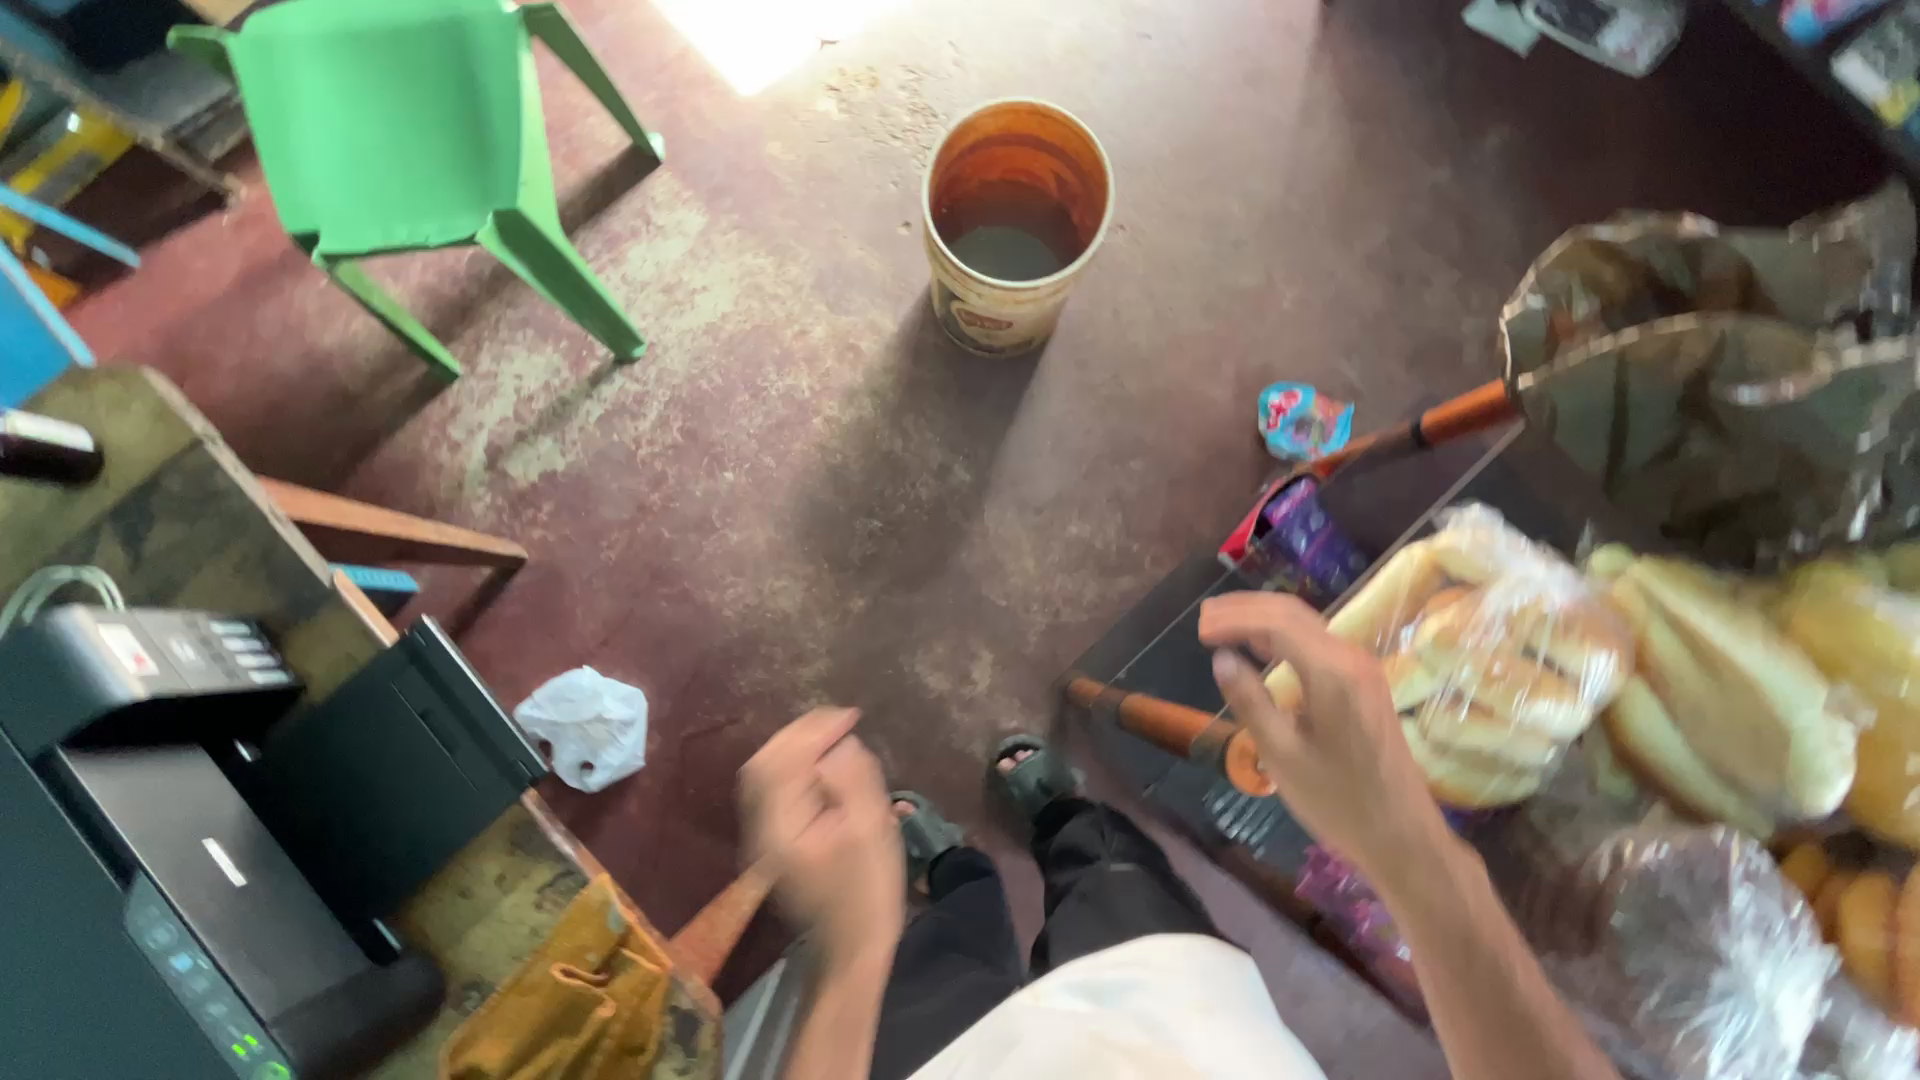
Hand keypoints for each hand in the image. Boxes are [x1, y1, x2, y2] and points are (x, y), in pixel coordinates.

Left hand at [737, 708, 904, 969]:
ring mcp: (763, 839)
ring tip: (832, 734)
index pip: (781, 761)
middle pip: (764, 764)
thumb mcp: (871, 831)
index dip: (813, 730)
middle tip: (839, 719)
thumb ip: (852, 781)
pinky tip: (821, 764)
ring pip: (765, 776)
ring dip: (795, 747)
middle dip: (799, 733)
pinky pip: (773, 791)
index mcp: (781, 826)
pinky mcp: (774, 844)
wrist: (852, 950)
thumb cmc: (868, 891)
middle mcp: (761, 830)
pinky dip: (794, 767)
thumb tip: (839, 745)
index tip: (850, 716)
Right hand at [1198, 592, 1446, 886]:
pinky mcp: (1363, 684)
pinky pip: (1316, 643)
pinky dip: (1281, 635)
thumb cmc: (1337, 801)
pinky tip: (1259, 646)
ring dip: (1262, 619)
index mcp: (1332, 674)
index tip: (1199, 630)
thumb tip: (1221, 657)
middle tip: (1203, 618)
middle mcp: (1351, 659)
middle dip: (1245, 609)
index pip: (1276, 623)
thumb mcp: (1282, 755)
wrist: (1403, 837)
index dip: (1233, 620)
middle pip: (1292, 614)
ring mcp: (1361, 670)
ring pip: (1305, 624)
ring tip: (1222, 626)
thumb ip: (1250, 700)